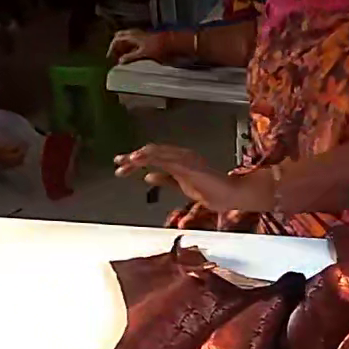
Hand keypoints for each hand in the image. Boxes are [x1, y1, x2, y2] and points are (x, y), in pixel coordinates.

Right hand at [108, 29, 180, 64]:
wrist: (172, 42)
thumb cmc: (158, 47)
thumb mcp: (143, 54)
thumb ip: (131, 57)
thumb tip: (120, 62)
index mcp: (131, 36)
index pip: (116, 40)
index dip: (112, 49)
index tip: (110, 58)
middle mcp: (135, 34)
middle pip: (121, 38)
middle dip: (117, 47)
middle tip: (116, 58)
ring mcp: (141, 36)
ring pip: (127, 40)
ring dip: (124, 48)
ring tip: (123, 59)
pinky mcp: (146, 39)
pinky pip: (134, 42)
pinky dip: (130, 49)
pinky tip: (133, 56)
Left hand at [115, 144, 267, 211]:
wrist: (230, 196)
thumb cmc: (212, 191)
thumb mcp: (181, 185)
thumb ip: (165, 180)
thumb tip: (148, 176)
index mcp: (178, 159)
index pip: (153, 156)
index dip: (136, 160)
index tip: (121, 165)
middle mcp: (181, 155)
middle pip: (152, 152)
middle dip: (133, 158)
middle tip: (118, 162)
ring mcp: (185, 159)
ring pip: (157, 153)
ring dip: (139, 156)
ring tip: (126, 161)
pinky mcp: (189, 165)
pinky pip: (168, 159)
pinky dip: (153, 158)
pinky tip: (141, 160)